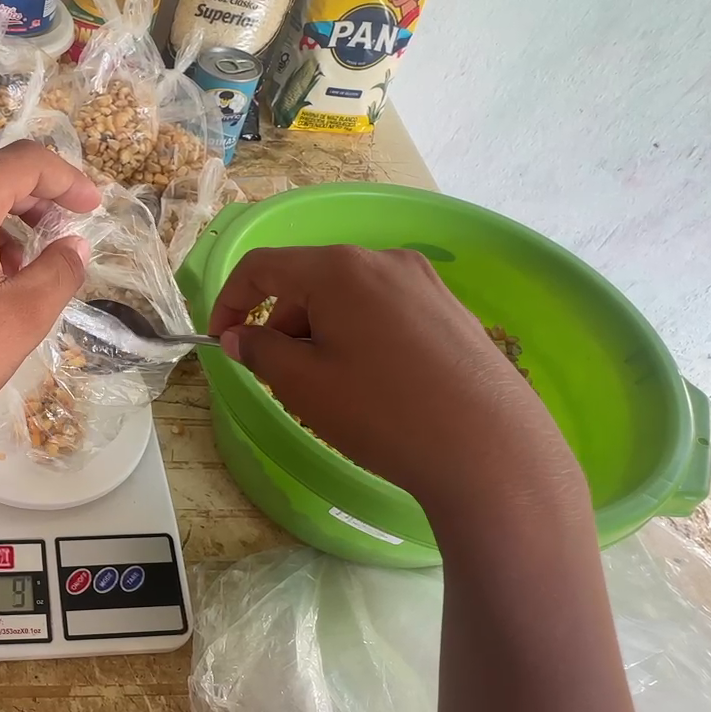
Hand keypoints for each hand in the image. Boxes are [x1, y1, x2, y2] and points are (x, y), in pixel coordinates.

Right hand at [208, 246, 581, 515]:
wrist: (489, 450)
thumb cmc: (380, 412)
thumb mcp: (302, 384)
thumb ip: (259, 351)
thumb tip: (238, 336)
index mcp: (339, 269)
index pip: (262, 266)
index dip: (229, 300)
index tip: (221, 341)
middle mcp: (383, 261)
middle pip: (307, 280)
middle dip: (278, 322)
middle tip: (275, 375)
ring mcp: (423, 283)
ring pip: (345, 298)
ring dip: (316, 332)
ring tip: (323, 387)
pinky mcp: (449, 310)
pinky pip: (381, 311)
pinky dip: (354, 336)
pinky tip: (366, 384)